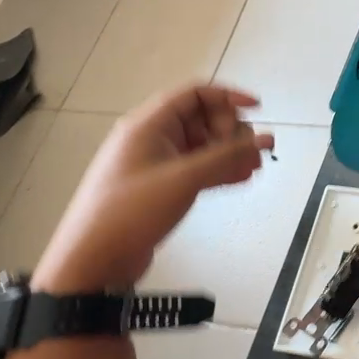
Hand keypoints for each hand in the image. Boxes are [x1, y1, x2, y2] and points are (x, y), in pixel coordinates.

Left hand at [33, 85, 274, 293]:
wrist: (91, 265)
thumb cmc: (132, 211)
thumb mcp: (184, 179)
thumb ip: (229, 156)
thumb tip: (267, 138)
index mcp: (149, 124)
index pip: (196, 93)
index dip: (228, 96)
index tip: (256, 109)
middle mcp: (153, 138)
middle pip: (203, 118)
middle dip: (232, 131)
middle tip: (248, 152)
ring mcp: (156, 163)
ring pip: (203, 145)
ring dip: (230, 152)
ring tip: (254, 167)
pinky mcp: (161, 187)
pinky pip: (198, 167)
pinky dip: (219, 170)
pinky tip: (241, 179)